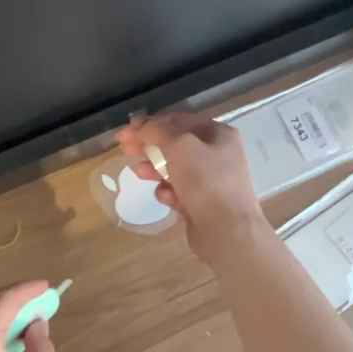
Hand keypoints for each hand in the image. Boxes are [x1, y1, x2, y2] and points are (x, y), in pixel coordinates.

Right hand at [118, 113, 265, 262]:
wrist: (227, 231)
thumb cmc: (207, 182)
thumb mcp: (180, 147)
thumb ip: (157, 131)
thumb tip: (138, 124)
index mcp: (218, 134)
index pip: (179, 121)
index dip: (151, 123)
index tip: (127, 131)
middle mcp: (216, 154)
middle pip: (174, 144)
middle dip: (149, 146)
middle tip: (125, 149)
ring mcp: (209, 180)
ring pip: (174, 168)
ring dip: (154, 168)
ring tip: (138, 172)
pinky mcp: (201, 203)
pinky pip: (178, 192)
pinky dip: (168, 192)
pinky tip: (165, 197)